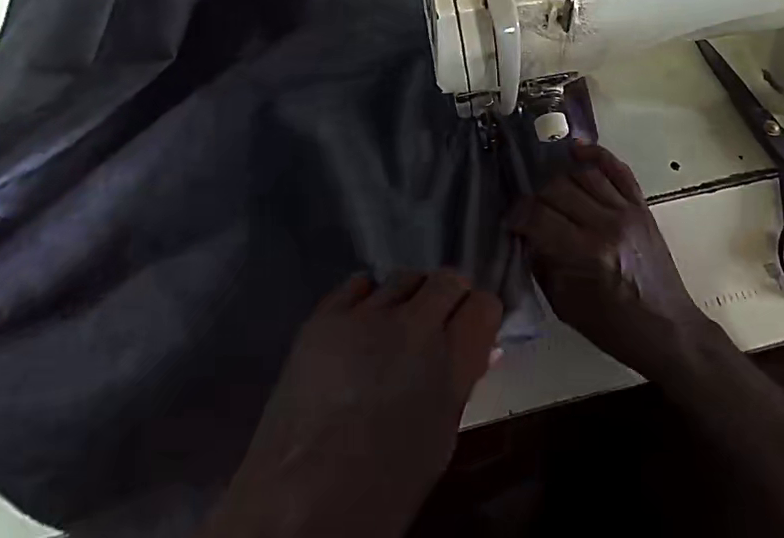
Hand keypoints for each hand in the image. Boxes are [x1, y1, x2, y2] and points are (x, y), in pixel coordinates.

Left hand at [201, 272, 501, 537]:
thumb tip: (479, 350)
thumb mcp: (442, 436)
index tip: (471, 333)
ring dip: (410, 297)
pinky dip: (367, 298)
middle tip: (436, 329)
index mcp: (453, 358)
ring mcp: (367, 316)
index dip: (480, 318)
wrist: (298, 505)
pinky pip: (358, 284)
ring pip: (405, 277)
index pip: (485, 304)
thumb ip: (461, 382)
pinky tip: (360, 326)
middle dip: (449, 300)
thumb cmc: (385, 485)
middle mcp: (416, 324)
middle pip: (448, 280)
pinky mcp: (324, 318)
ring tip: (395, 327)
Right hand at [513, 142, 717, 378]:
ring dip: (560, 179)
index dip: (517, 216)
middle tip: (527, 212)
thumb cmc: (615, 328)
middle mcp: (609, 223)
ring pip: (585, 174)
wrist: (668, 329)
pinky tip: (577, 150)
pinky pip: (618, 170)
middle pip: (559, 189)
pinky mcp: (642, 205)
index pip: (540, 217)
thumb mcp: (566, 305)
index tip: (509, 223)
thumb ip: (541, 264)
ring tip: (548, 193)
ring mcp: (629, 210)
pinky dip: (597, 155)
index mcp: (589, 253)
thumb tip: (524, 235)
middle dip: (534, 198)